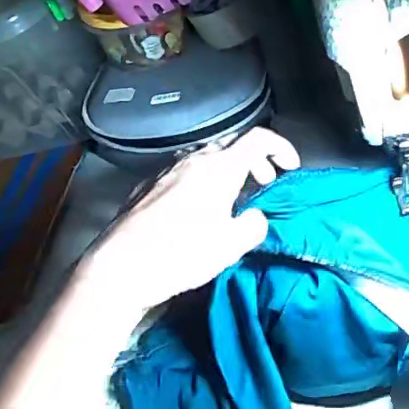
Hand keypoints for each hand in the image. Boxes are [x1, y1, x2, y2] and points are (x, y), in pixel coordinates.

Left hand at [75, 128, 299, 311]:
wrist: (119, 269)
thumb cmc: (180, 255)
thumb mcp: (232, 246)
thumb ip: (254, 225)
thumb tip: (253, 216)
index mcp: (219, 169)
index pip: (259, 139)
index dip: (281, 148)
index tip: (290, 167)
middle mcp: (193, 162)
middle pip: (232, 145)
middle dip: (255, 160)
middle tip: (264, 184)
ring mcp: (165, 173)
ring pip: (206, 159)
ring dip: (227, 171)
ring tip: (232, 198)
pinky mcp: (146, 188)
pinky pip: (183, 174)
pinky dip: (201, 181)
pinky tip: (197, 209)